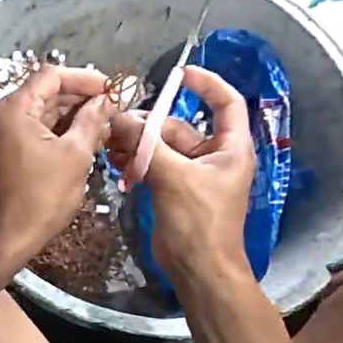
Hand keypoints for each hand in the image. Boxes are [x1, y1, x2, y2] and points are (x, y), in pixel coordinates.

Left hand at [0, 65, 113, 257]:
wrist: (11, 235)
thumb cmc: (43, 196)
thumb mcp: (75, 154)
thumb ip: (92, 120)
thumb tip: (107, 100)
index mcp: (15, 108)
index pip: (52, 76)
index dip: (85, 79)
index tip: (112, 90)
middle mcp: (4, 114)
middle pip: (48, 92)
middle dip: (81, 98)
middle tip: (113, 108)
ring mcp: (4, 132)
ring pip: (45, 112)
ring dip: (74, 115)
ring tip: (105, 124)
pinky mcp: (9, 148)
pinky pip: (38, 129)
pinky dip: (61, 130)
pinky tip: (87, 138)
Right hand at [105, 65, 254, 281]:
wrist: (199, 269)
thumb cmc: (199, 222)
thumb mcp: (174, 178)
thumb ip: (147, 146)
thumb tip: (121, 119)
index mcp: (229, 147)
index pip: (226, 103)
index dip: (207, 84)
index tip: (181, 73)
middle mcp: (213, 156)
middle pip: (179, 126)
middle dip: (149, 125)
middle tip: (118, 127)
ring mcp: (192, 175)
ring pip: (162, 147)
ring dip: (138, 145)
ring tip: (112, 146)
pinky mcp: (174, 190)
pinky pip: (154, 166)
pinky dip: (137, 164)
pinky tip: (118, 165)